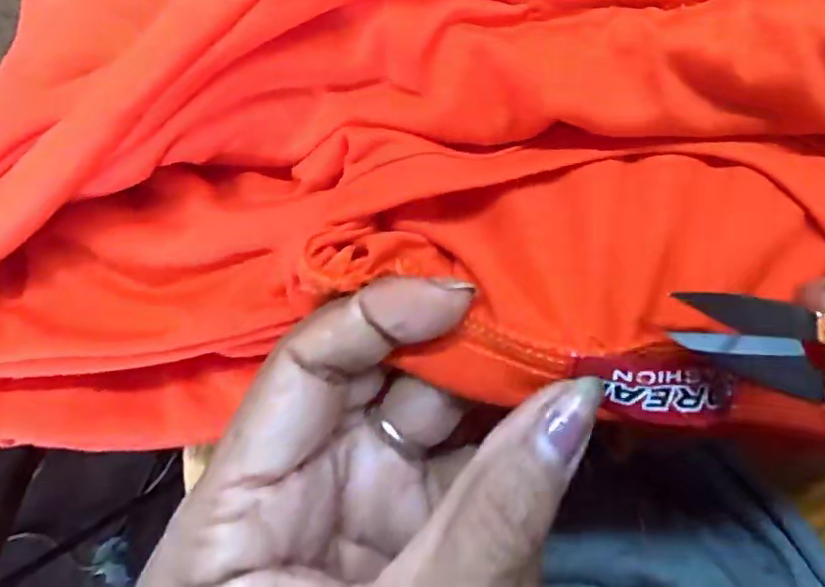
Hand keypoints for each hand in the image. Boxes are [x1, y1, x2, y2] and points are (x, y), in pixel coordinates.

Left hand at [140, 277, 602, 585]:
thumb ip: (496, 513)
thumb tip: (579, 395)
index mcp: (245, 507)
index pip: (309, 364)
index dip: (383, 312)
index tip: (465, 294)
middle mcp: (308, 488)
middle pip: (383, 377)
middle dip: (461, 342)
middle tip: (539, 310)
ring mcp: (371, 508)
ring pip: (439, 413)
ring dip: (501, 380)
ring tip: (564, 341)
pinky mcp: (424, 531)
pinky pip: (475, 459)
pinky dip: (520, 431)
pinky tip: (564, 399)